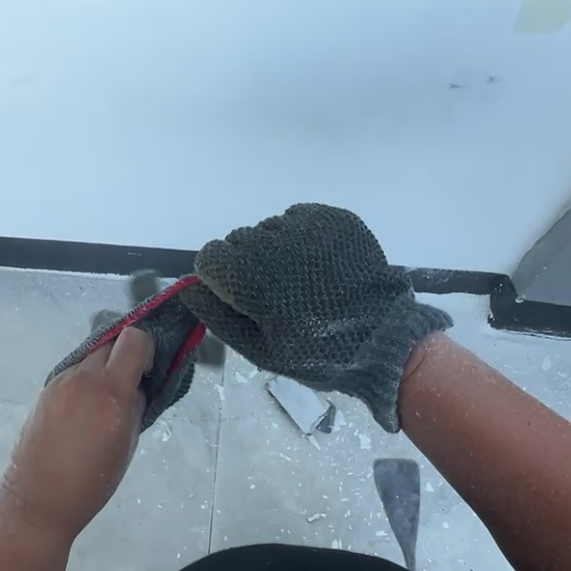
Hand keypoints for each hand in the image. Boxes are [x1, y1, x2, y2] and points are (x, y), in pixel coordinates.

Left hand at [0, 326, 153, 544]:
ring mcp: (60, 380)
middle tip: (130, 385)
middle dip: (125, 356)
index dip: (147, 350)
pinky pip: (75, 370)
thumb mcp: (128, 444)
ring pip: (92, 354)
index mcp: (110, 392)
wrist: (38, 500)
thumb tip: (139, 384)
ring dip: (105, 367)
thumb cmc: (92, 482)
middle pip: (112, 340)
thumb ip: (136, 405)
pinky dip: (87, 379)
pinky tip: (85, 409)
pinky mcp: (46, 388)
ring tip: (104, 401)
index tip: (147, 373)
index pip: (134, 340)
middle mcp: (83, 377)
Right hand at [178, 204, 451, 432]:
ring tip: (303, 278)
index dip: (220, 278)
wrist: (381, 338)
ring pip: (270, 228)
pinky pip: (300, 218)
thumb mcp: (258, 348)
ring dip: (276, 248)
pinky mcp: (331, 218)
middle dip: (248, 263)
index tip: (240, 296)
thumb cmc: (315, 352)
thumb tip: (189, 288)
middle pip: (239, 240)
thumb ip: (217, 314)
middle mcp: (272, 241)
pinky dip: (302, 237)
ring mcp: (304, 226)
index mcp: (248, 276)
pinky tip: (320, 264)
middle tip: (276, 292)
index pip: (210, 257)